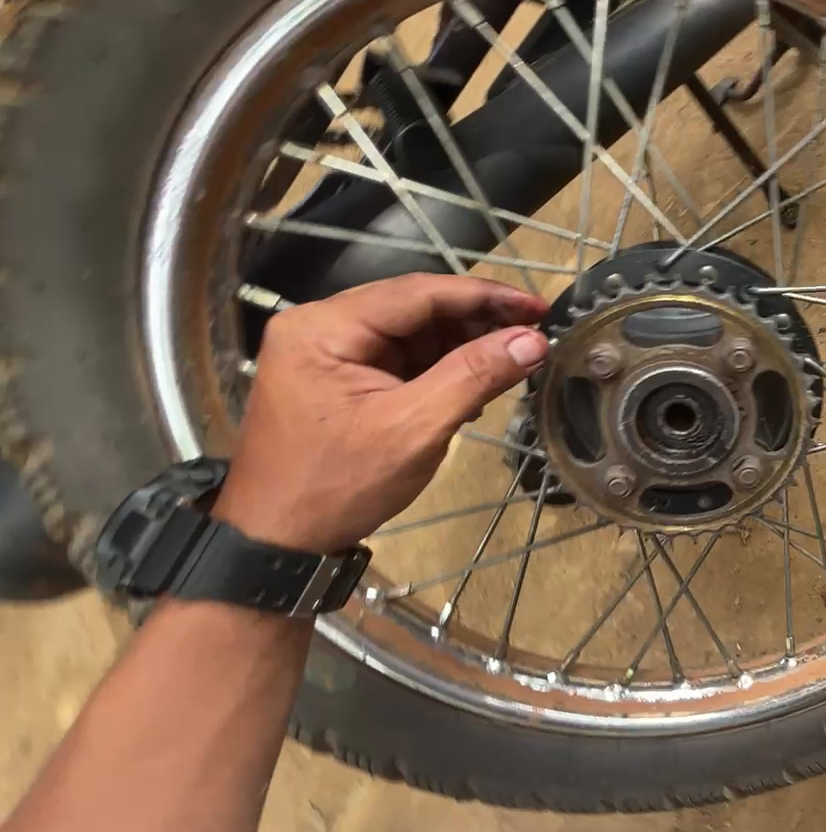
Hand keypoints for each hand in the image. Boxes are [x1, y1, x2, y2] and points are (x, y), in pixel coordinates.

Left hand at [213, 274, 548, 552]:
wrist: (280, 538)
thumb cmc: (340, 482)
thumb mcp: (416, 427)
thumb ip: (475, 376)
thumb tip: (534, 341)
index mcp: (326, 328)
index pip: (419, 293)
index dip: (486, 296)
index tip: (539, 307)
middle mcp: (325, 328)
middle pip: (418, 307)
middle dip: (480, 317)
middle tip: (536, 331)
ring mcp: (335, 354)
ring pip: (418, 331)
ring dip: (469, 343)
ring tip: (517, 357)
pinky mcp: (349, 379)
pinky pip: (409, 358)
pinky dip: (449, 366)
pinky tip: (481, 381)